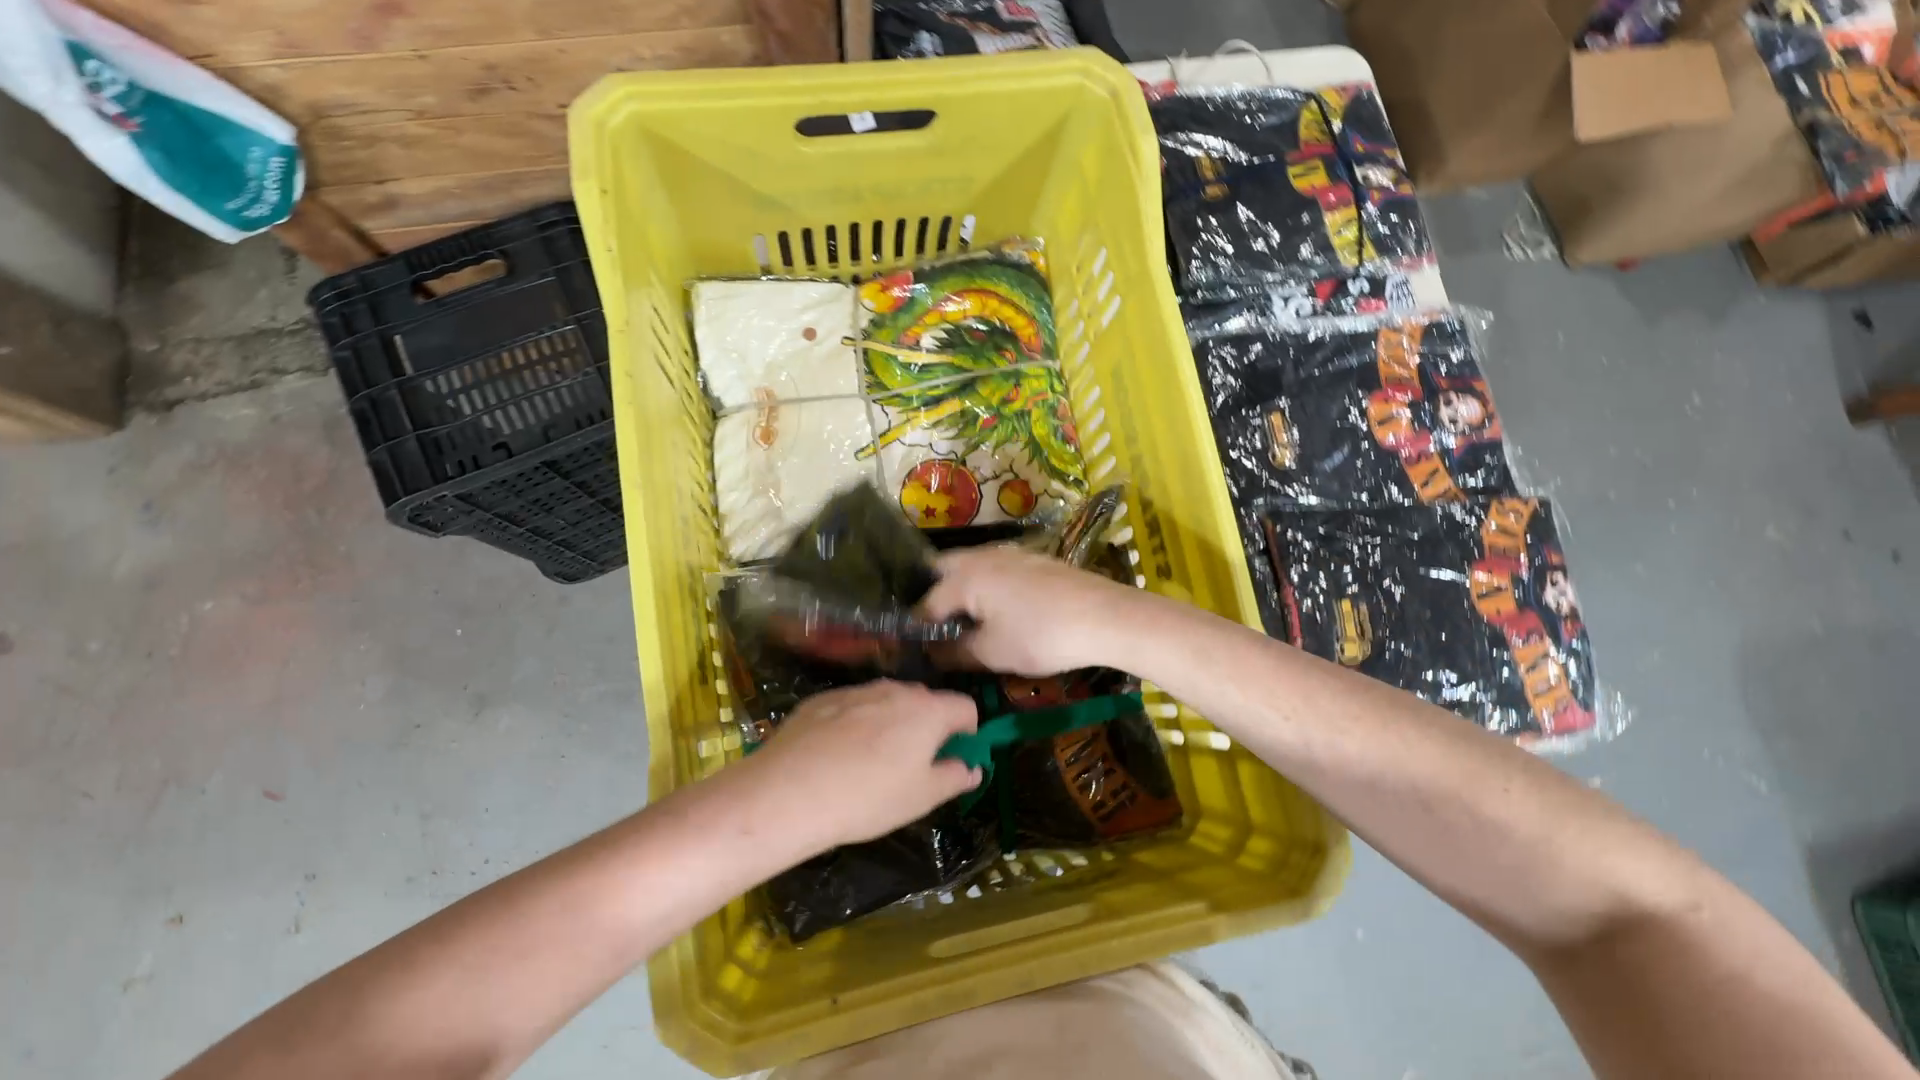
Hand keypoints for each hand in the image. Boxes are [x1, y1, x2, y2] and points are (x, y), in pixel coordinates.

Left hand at [748, 681, 981, 849]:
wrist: (788, 791)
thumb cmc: (868, 798)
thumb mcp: (922, 798)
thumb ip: (955, 778)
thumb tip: (972, 767)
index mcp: (928, 711)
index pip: (966, 708)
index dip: (967, 733)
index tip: (952, 760)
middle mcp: (894, 690)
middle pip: (926, 701)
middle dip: (928, 727)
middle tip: (913, 766)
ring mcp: (855, 691)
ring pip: (887, 702)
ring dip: (890, 724)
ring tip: (871, 764)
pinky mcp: (820, 699)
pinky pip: (852, 707)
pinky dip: (855, 725)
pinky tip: (836, 758)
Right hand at [918, 546, 1141, 676]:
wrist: (1105, 618)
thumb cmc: (1040, 637)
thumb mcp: (992, 653)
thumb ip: (955, 653)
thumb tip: (931, 653)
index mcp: (964, 576)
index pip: (926, 604)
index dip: (918, 630)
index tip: (915, 652)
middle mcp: (983, 556)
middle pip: (944, 571)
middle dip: (934, 597)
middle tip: (936, 630)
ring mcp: (1012, 554)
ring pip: (972, 567)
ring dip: (962, 590)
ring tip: (965, 622)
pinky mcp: (1036, 561)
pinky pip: (996, 570)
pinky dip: (987, 588)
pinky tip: (999, 611)